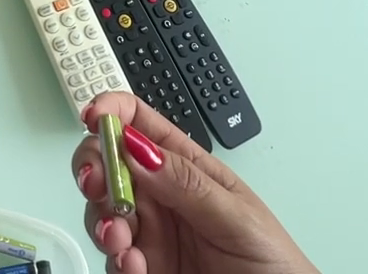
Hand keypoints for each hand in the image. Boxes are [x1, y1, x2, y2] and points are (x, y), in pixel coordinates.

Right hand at [70, 93, 315, 273]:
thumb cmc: (274, 265)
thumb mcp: (237, 216)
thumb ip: (186, 182)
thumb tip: (135, 146)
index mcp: (184, 165)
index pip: (137, 121)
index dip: (111, 110)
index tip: (93, 118)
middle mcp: (159, 193)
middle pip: (107, 161)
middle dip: (92, 165)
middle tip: (96, 184)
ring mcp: (149, 232)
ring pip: (101, 208)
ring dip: (101, 218)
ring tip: (122, 242)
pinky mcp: (142, 269)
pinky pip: (111, 257)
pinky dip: (114, 259)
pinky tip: (134, 267)